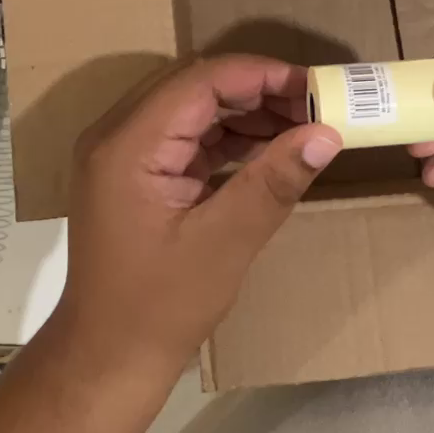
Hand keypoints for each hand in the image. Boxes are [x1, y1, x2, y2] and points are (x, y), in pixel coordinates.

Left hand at [54, 55, 341, 370]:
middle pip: (195, 86)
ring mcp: (123, 154)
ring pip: (193, 107)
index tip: (315, 87)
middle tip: (316, 106)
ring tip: (302, 126)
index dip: (261, 74)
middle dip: (258, 89)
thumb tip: (326, 133)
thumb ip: (272, 182)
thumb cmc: (160, 307)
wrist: (107, 358)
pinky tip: (270, 148)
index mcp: (129, 145)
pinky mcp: (136, 173)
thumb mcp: (224, 244)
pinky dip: (229, 137)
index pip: (201, 80)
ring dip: (246, 111)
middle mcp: (118, 136)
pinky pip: (187, 136)